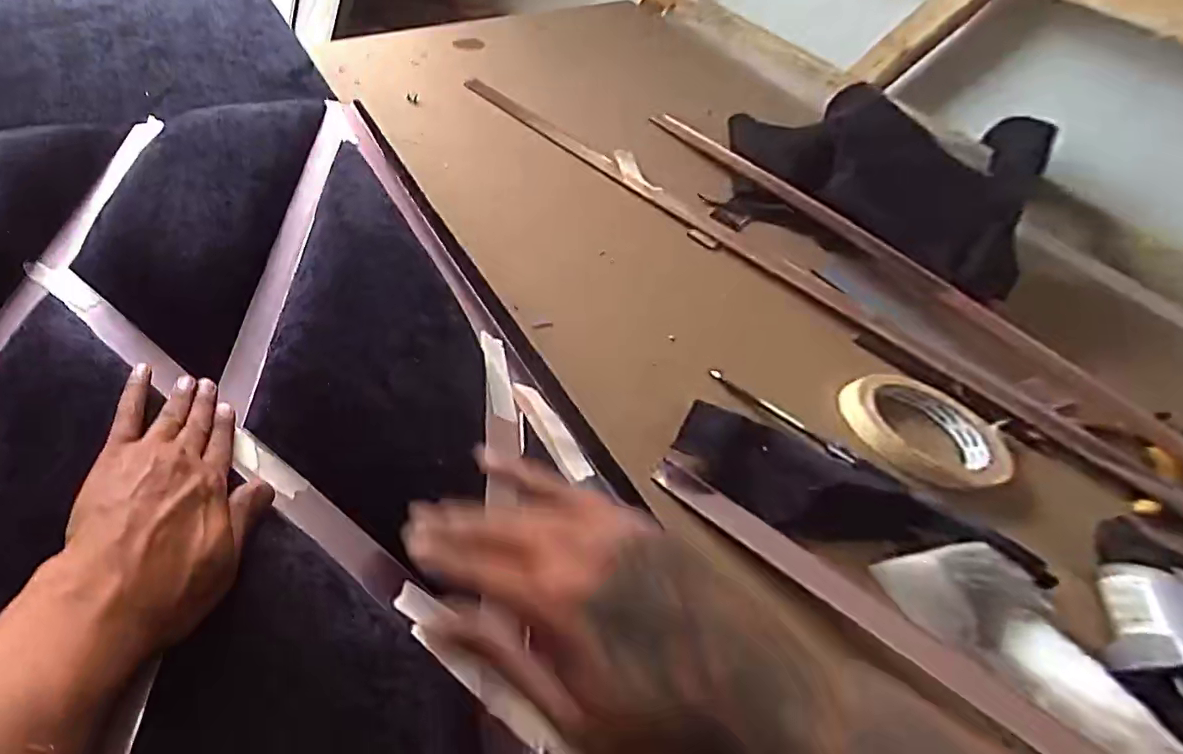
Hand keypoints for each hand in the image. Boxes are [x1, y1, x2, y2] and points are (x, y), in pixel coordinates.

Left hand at [53, 364, 274, 658]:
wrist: (108, 591)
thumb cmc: (169, 588)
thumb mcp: (223, 562)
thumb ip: (244, 517)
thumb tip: (265, 485)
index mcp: (210, 485)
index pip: (222, 447)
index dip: (226, 427)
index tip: (228, 409)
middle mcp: (183, 460)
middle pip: (198, 426)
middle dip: (205, 404)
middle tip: (209, 385)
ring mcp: (148, 453)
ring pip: (170, 415)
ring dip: (180, 396)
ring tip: (187, 380)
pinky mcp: (114, 454)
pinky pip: (128, 412)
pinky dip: (136, 388)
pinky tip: (142, 371)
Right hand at [405, 450, 834, 753]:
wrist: (771, 698)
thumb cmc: (664, 720)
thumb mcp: (574, 715)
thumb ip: (503, 660)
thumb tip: (440, 624)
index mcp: (551, 600)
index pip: (474, 570)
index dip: (439, 559)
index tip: (411, 549)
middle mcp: (566, 548)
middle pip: (488, 529)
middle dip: (447, 527)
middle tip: (413, 522)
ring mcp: (594, 524)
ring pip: (516, 504)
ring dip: (474, 503)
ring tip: (440, 504)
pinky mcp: (619, 515)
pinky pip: (559, 483)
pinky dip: (521, 472)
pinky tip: (491, 462)